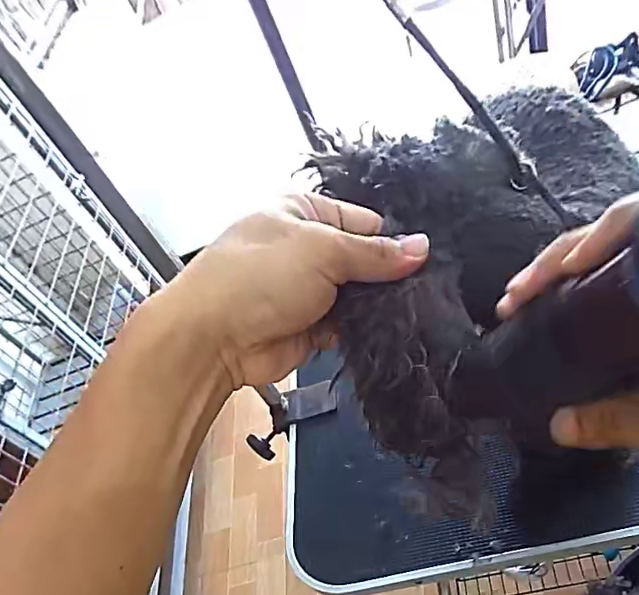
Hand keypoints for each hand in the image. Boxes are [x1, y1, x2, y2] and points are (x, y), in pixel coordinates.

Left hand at [141, 194, 428, 390]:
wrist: (215, 338)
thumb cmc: (252, 279)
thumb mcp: (322, 251)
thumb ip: (375, 253)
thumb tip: (421, 248)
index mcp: (304, 213)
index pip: (366, 222)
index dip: (394, 241)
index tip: (423, 261)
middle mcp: (309, 249)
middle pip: (368, 261)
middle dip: (390, 278)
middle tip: (421, 292)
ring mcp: (312, 290)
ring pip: (364, 297)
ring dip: (379, 308)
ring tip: (406, 315)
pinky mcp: (316, 326)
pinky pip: (353, 326)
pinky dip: (367, 331)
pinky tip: (384, 334)